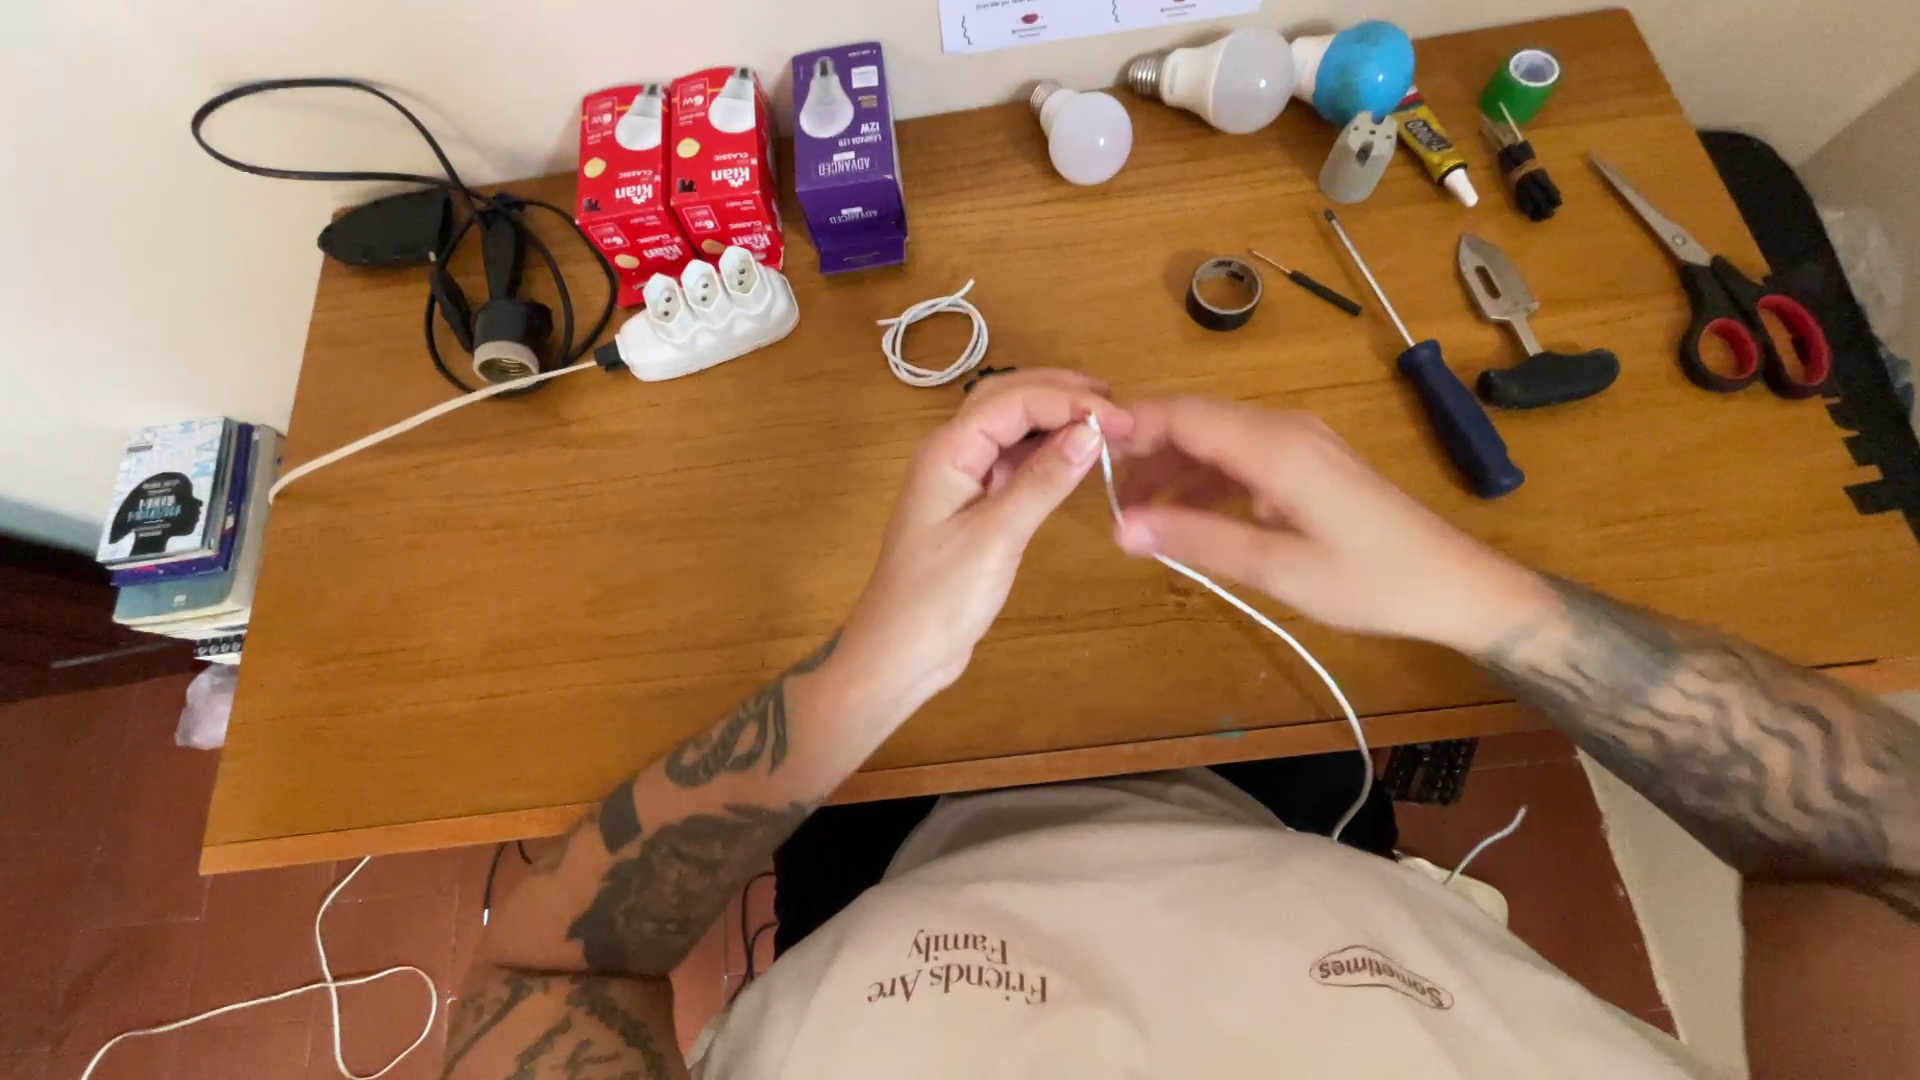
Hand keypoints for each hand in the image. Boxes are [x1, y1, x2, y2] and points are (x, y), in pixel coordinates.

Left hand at [836, 370, 1133, 709]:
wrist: (900, 653)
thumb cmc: (939, 598)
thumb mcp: (996, 538)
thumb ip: (1042, 481)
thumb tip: (1091, 431)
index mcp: (947, 452)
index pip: (1013, 400)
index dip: (1069, 401)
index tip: (1120, 418)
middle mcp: (951, 455)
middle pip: (1006, 401)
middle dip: (1059, 394)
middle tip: (1114, 401)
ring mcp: (960, 482)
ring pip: (1009, 432)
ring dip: (1053, 422)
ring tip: (1102, 423)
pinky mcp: (971, 509)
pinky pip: (1010, 465)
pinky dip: (1043, 456)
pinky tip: (1073, 460)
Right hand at [1111, 396, 1551, 650]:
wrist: (1456, 586)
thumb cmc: (1371, 580)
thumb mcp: (1276, 567)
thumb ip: (1196, 540)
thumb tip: (1122, 529)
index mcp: (1273, 445)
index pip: (1183, 414)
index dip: (1129, 424)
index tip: (1084, 449)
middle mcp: (1282, 429)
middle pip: (1194, 420)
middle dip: (1143, 448)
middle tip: (1100, 486)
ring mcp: (1296, 444)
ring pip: (1214, 440)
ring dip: (1171, 469)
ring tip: (1134, 510)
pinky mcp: (1304, 465)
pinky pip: (1237, 460)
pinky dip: (1203, 481)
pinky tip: (1183, 515)